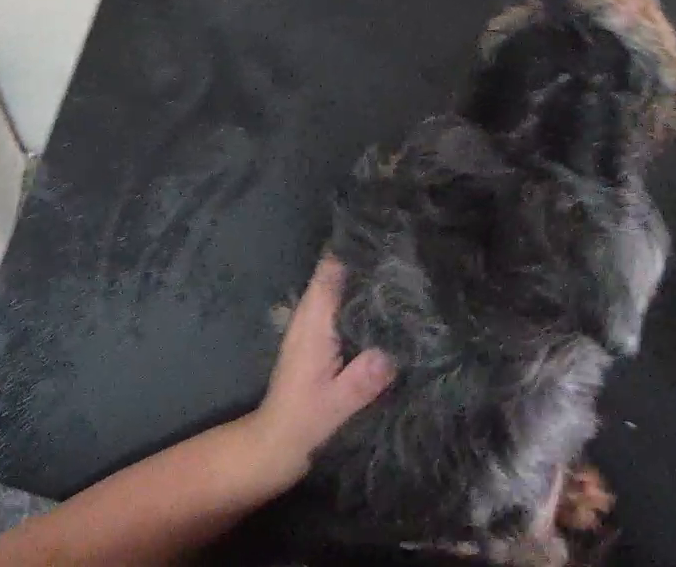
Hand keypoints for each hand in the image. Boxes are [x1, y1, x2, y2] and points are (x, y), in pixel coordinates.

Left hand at [232, 256, 395, 492]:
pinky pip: (337, 307)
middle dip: (360, 260)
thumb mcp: (338, 404)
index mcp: (313, 324)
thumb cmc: (304, 421)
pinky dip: (355, 299)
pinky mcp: (316, 340)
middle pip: (333, 275)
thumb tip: (392, 350)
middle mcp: (309, 317)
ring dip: (359, 278)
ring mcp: (311, 328)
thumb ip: (363, 379)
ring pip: (335, 290)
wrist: (276, 442)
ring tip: (396, 265)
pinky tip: (381, 302)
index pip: (327, 273)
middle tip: (399, 245)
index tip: (378, 233)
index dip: (348, 250)